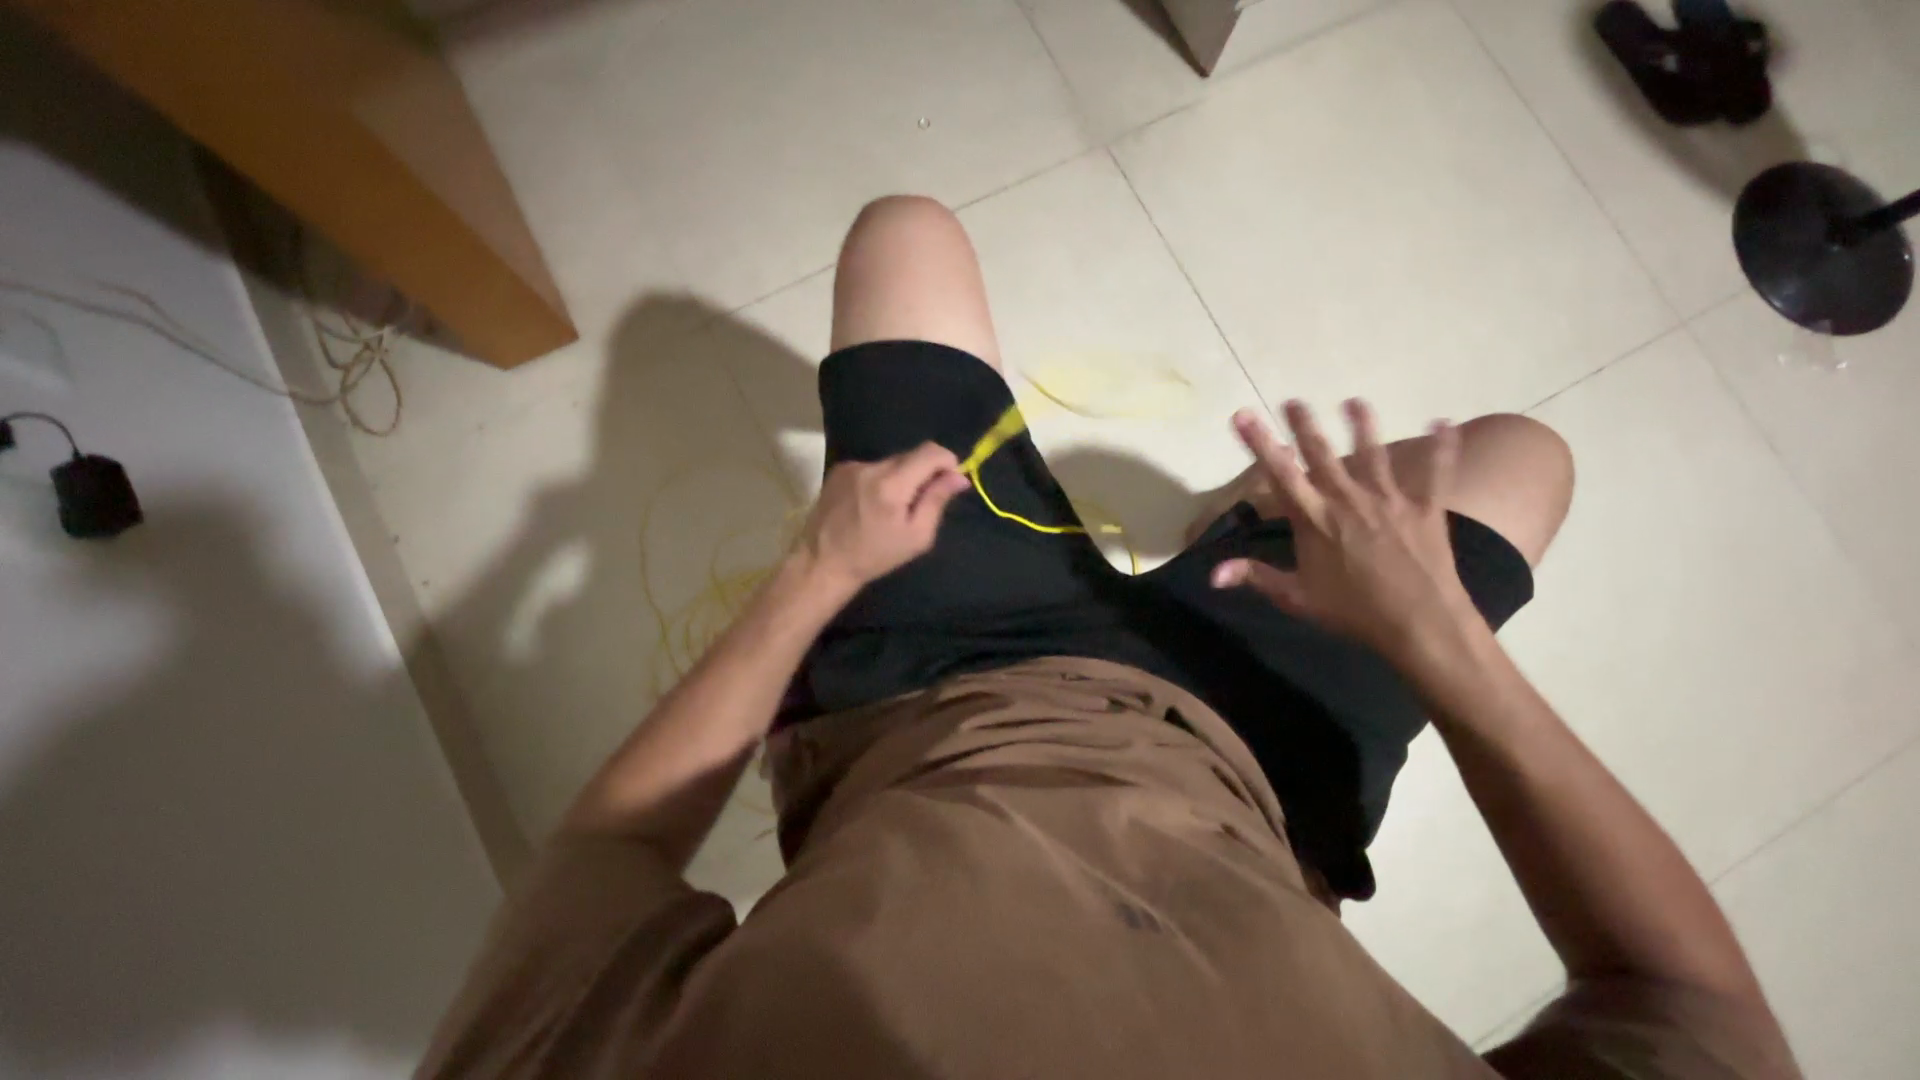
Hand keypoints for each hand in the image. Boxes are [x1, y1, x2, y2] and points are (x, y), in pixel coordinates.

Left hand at [798, 442, 971, 593]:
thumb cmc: (874, 556)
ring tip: (890, 509)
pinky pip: (872, 468)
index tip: (949, 481)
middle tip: (920, 503)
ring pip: (891, 463)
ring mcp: (852, 466)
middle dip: (923, 473)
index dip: (947, 461)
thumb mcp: (916, 536)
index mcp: (891, 484)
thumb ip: (937, 501)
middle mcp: (871, 467)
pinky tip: (870, 505)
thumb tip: (959, 476)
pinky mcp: (839, 470)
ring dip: (900, 478)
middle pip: (910, 456)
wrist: (822, 562)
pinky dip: (880, 481)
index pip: (930, 452)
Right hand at [1211, 400, 1482, 667]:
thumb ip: (1255, 577)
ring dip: (1363, 425)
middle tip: (1294, 401)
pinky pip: (1435, 471)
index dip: (1260, 442)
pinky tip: (1444, 423)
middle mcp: (1348, 500)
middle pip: (1322, 453)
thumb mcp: (1296, 597)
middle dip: (1305, 425)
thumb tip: (1211, 575)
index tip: (1244, 414)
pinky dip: (1441, 446)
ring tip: (1354, 402)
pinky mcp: (1425, 507)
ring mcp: (1389, 500)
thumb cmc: (1352, 612)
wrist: (1419, 623)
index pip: (1280, 473)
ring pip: (1373, 453)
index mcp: (1314, 520)